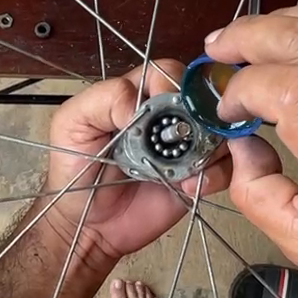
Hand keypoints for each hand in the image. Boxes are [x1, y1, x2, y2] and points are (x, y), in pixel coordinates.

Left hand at [39, 59, 228, 269]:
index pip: (167, 73)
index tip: (165, 108)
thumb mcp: (72, 125)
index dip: (172, 84)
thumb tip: (138, 104)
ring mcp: (185, 146)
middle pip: (202, 97)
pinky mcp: (198, 176)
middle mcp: (166, 117)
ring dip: (211, 147)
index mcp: (137, 96)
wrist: (87, 224)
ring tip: (187, 171)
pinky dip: (217, 174)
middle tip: (183, 140)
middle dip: (201, 116)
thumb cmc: (74, 170)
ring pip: (220, 130)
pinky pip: (225, 166)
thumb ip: (102, 100)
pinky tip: (190, 187)